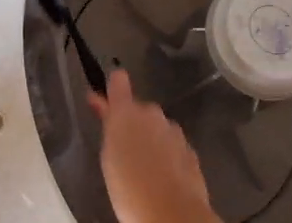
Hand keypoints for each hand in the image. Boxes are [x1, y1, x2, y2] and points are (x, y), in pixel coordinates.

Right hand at [88, 69, 220, 222]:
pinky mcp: (191, 151)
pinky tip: (164, 178)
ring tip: (145, 171)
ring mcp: (174, 131)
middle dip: (134, 125)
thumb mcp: (108, 156)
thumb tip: (101, 103)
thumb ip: (107, 125)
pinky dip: (168, 157)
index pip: (118, 81)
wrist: (172, 215)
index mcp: (127, 111)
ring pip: (158, 129)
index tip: (106, 102)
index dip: (113, 87)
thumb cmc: (129, 186)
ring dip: (152, 141)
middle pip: (140, 110)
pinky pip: (174, 147)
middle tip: (125, 152)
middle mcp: (152, 114)